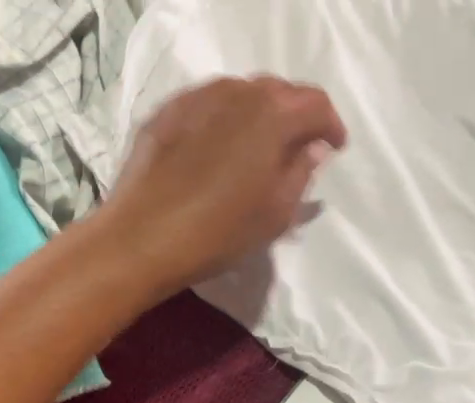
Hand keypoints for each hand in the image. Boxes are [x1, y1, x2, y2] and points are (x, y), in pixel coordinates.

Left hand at [95, 76, 347, 297]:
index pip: (315, 104)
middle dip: (293, 116)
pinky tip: (217, 151)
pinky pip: (206, 107)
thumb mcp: (274, 215)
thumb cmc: (217, 234)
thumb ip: (301, 174)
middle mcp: (237, 92)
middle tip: (296, 149)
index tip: (333, 149)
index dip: (329, 125)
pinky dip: (222, 121)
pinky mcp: (165, 114)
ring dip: (256, 116)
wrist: (141, 239)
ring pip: (239, 95)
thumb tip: (312, 149)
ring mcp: (196, 98)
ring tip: (256, 149)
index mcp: (273, 114)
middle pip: (277, 92)